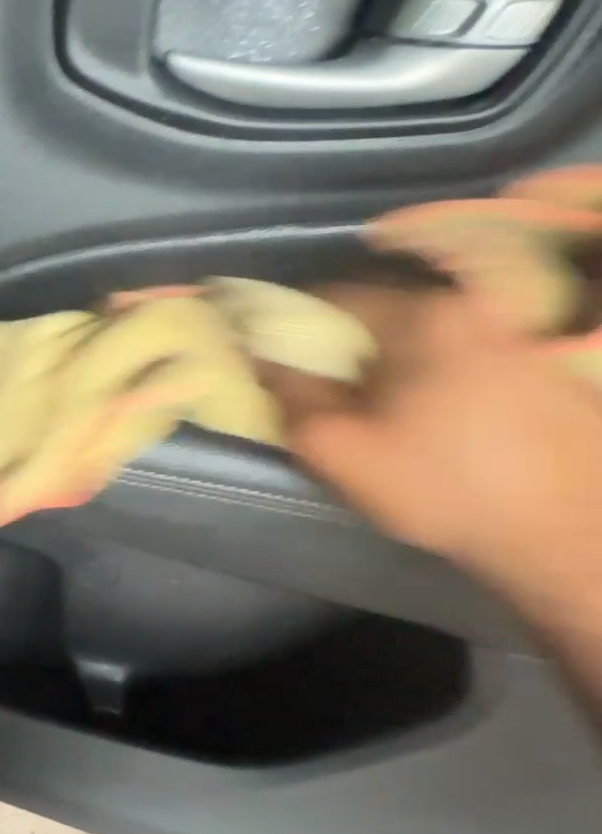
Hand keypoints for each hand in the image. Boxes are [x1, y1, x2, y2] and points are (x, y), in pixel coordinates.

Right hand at [272, 288, 601, 608]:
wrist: (574, 536)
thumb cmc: (440, 486)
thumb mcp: (335, 447)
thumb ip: (289, 394)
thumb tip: (262, 358)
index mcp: (424, 317)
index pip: (328, 298)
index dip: (286, 329)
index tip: (271, 366)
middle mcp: (478, 311)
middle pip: (377, 319)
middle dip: (340, 352)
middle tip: (321, 400)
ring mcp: (520, 339)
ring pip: (420, 343)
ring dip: (386, 371)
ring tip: (376, 420)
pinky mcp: (546, 371)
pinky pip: (460, 362)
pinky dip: (429, 383)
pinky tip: (430, 430)